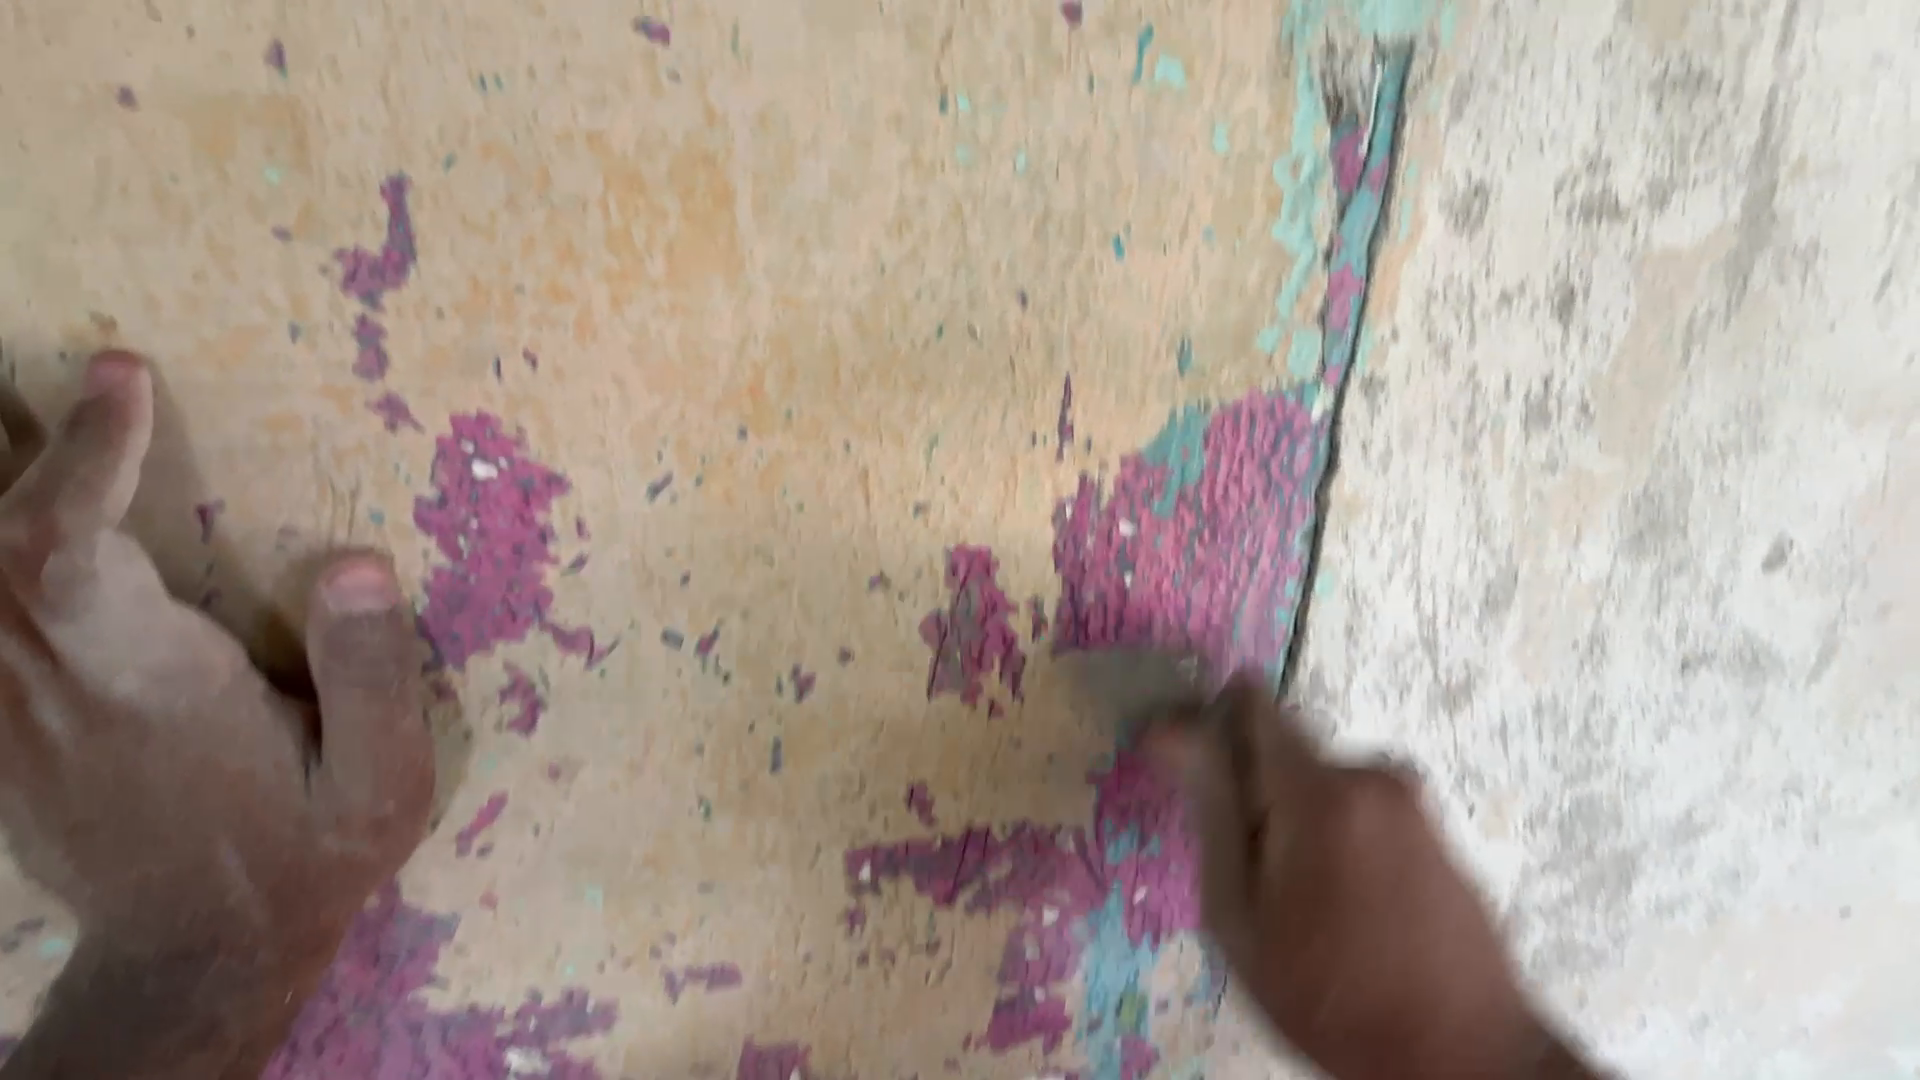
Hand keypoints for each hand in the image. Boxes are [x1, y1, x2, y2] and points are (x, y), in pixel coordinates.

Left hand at [0, 352, 434, 1077]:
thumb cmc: (312, 850)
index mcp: (149, 686)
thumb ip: (371, 672)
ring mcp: (0, 715)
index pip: (69, 547)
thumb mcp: (382, 776)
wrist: (204, 951)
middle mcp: (47, 689)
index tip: (120, 373)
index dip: (86, 451)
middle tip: (67, 375)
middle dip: (13, 447)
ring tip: (28, 422)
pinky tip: (17, 524)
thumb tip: (357, 561)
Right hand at [1148, 674, 1601, 1079]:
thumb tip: (1176, 734)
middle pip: (1281, 747)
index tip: (1180, 763)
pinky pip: (1355, 803)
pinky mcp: (1434, 826)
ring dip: (1289, 813)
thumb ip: (1210, 810)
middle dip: (1249, 785)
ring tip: (1293, 893)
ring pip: (1316, 779)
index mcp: (1320, 789)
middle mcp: (1372, 774)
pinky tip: (1338, 899)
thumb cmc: (1332, 995)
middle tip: (1241, 863)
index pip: (1248, 703)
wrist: (1469, 1062)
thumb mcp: (1240, 914)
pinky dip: (1330, 830)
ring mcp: (1411, 800)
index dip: (1204, 722)